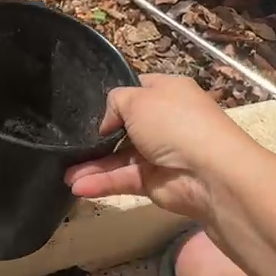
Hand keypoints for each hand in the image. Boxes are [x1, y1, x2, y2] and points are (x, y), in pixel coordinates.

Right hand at [63, 74, 268, 221]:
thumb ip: (114, 103)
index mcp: (169, 92)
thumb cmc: (174, 123)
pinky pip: (123, 179)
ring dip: (93, 165)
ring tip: (64, 173)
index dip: (116, 96)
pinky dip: (101, 183)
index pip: (138, 89)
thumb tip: (108, 123)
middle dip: (99, 135)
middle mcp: (165, 121)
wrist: (211, 173)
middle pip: (126, 126)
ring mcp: (160, 153)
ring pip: (120, 157)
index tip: (90, 104)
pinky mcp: (155, 182)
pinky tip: (77, 187)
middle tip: (70, 140)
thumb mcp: (137, 99)